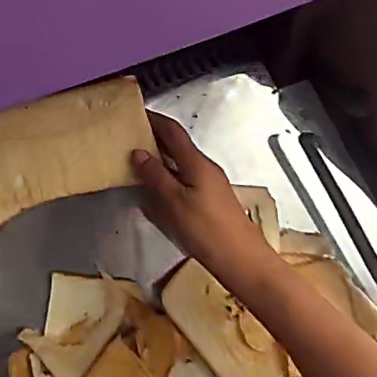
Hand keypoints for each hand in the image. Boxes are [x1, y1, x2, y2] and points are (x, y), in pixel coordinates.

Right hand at [131, 112, 279, 289]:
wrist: (245, 264)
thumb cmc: (208, 231)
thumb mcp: (175, 203)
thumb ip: (156, 176)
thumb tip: (138, 153)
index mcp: (196, 163)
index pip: (173, 131)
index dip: (155, 119)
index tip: (137, 113)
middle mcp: (205, 168)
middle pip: (177, 145)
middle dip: (155, 138)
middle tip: (131, 137)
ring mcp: (210, 185)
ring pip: (181, 164)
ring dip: (161, 159)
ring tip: (138, 162)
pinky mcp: (211, 202)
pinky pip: (185, 180)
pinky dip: (168, 177)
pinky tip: (156, 192)